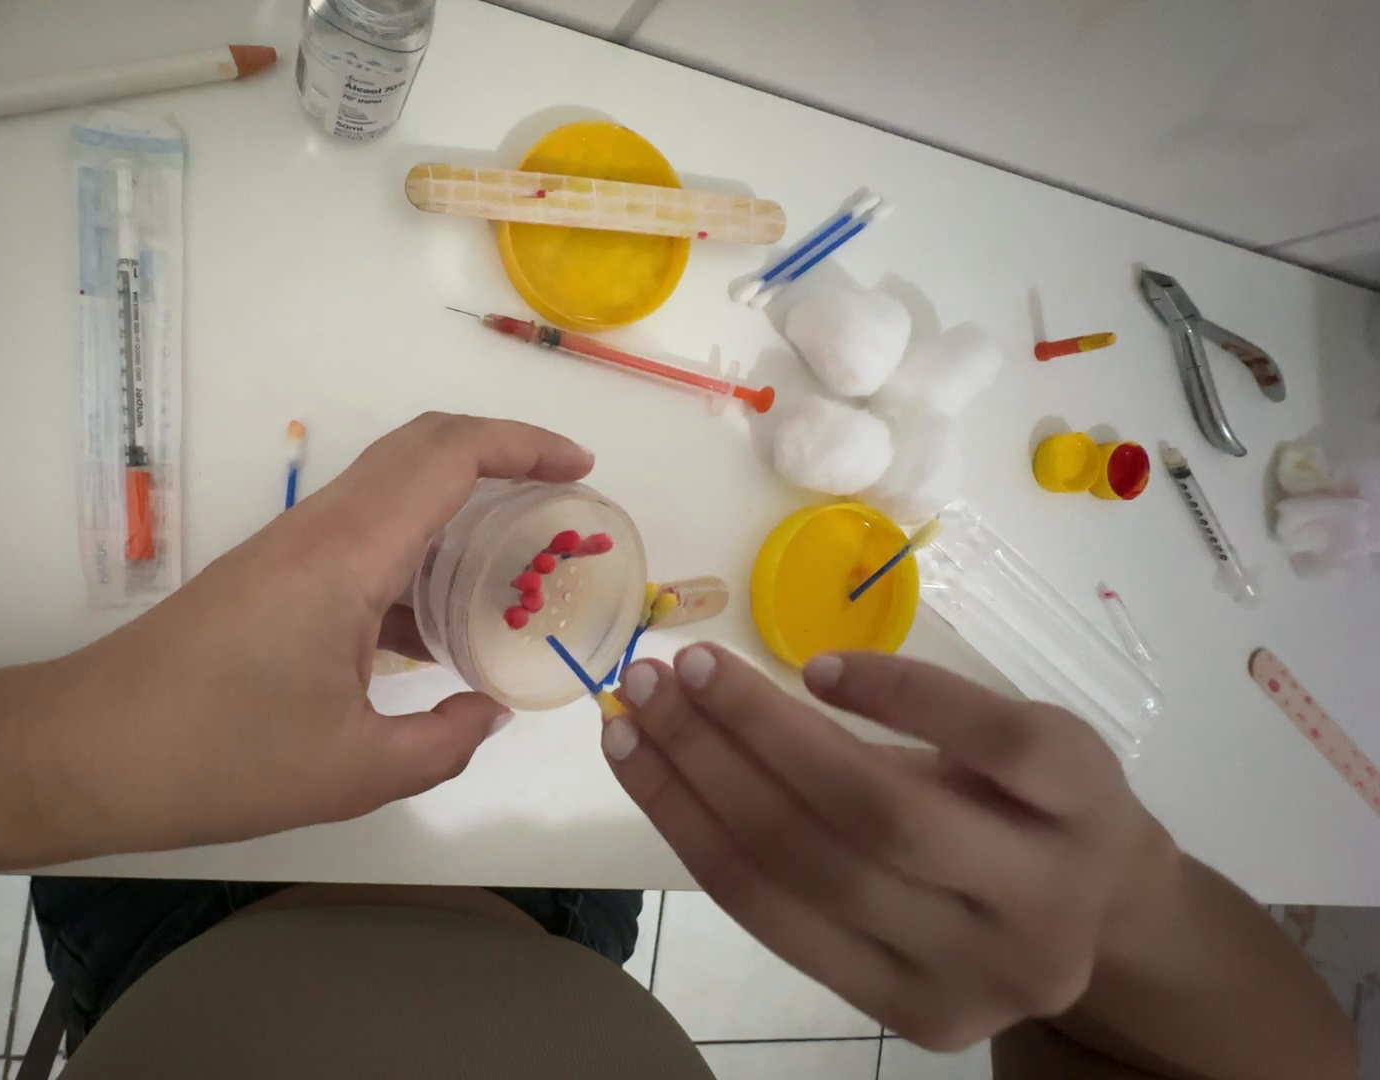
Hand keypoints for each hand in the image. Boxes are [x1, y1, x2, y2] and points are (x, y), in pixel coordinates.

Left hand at [22, 413, 592, 856]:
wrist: (86, 750)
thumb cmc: (218, 758)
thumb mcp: (353, 769)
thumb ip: (444, 742)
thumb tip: (489, 712)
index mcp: (349, 554)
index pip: (450, 454)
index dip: (525, 444)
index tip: (580, 467)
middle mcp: (322, 528)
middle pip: (422, 445)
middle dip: (502, 454)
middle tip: (559, 501)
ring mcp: (293, 546)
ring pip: (392, 485)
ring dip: (458, 501)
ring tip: (513, 561)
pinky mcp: (274, 572)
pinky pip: (364, 533)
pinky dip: (417, 550)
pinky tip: (436, 620)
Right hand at [606, 646, 1177, 1050]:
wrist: (1104, 880)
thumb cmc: (950, 877)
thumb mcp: (870, 891)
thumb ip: (776, 837)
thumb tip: (658, 736)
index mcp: (910, 997)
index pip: (758, 897)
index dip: (674, 807)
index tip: (617, 733)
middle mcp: (982, 960)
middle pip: (810, 850)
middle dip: (705, 754)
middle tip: (646, 681)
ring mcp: (1044, 881)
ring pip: (877, 805)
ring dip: (766, 723)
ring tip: (699, 666)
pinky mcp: (1088, 792)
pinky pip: (984, 734)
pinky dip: (892, 691)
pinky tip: (822, 669)